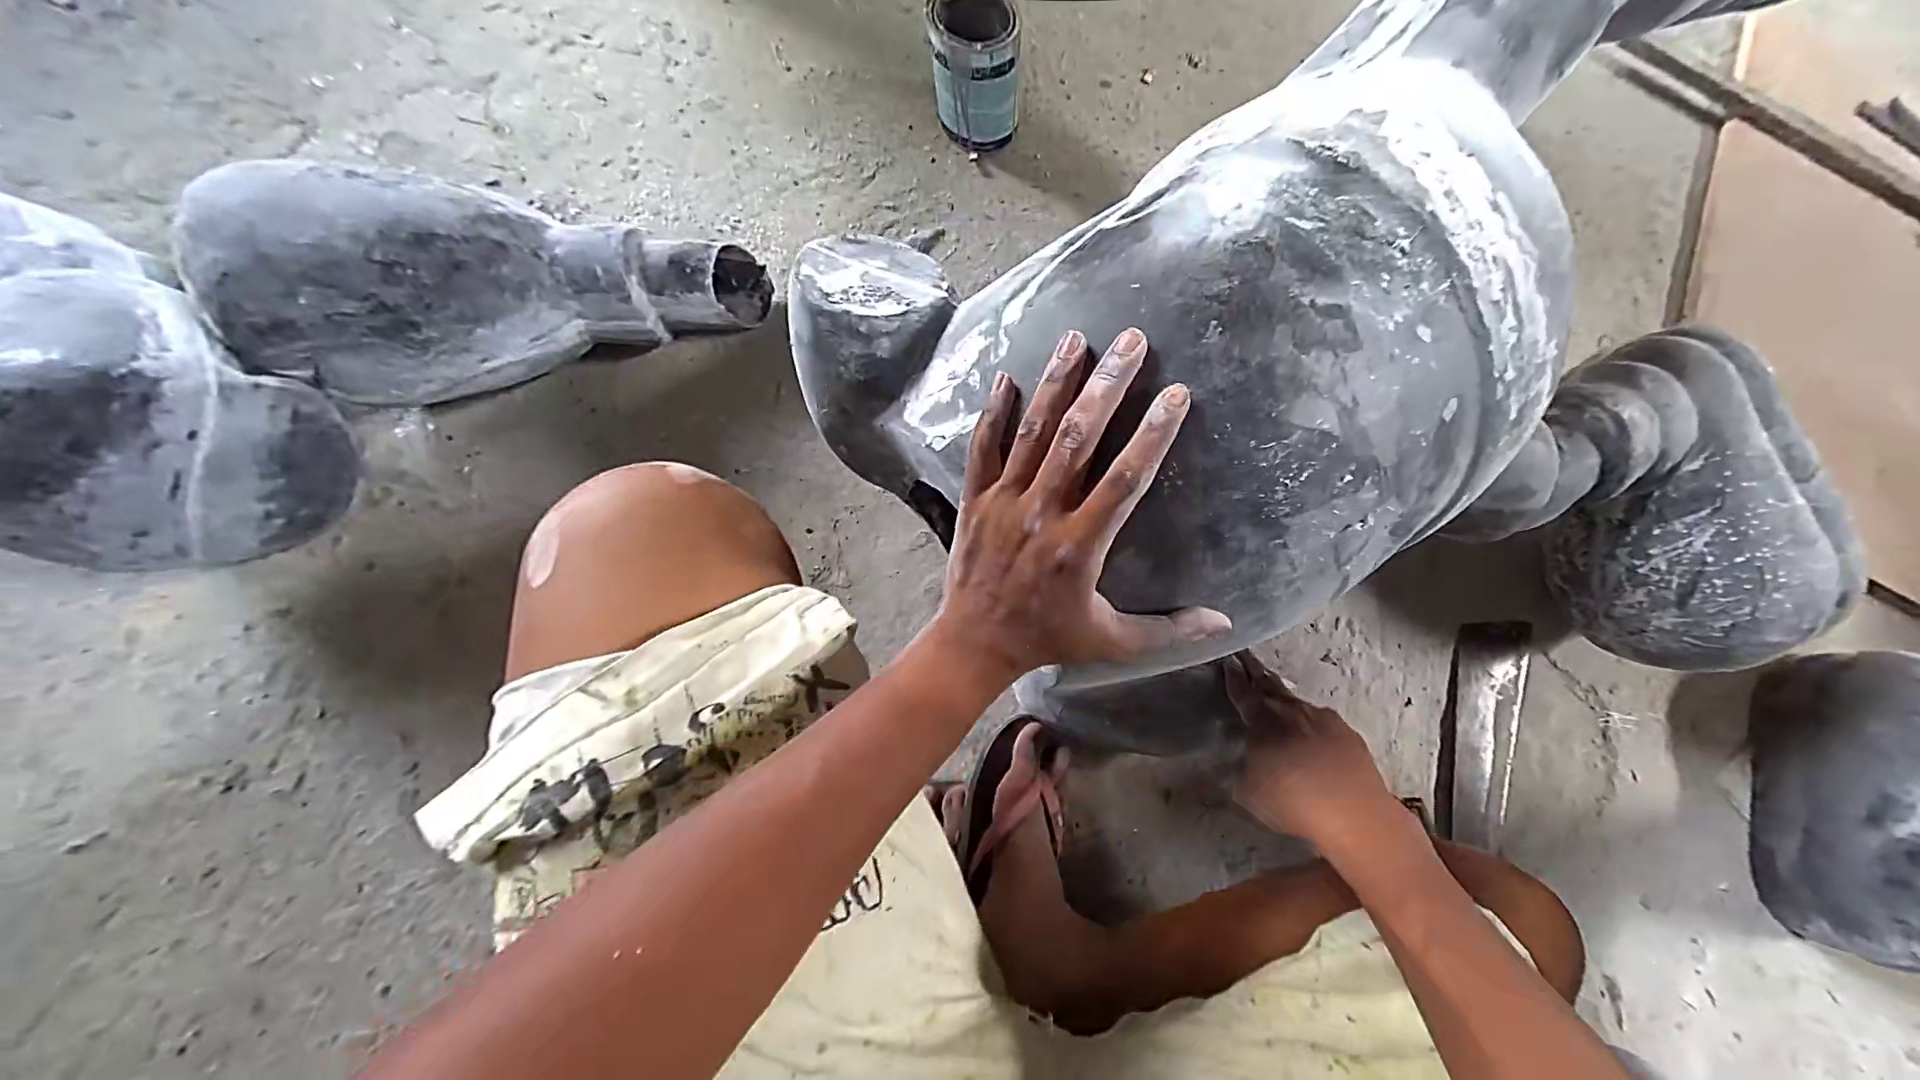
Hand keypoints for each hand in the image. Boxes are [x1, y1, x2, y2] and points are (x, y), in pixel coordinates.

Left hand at [926, 328, 1230, 683]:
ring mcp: (1003, 503)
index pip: (1125, 479)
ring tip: (1076, 339)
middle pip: (1078, 439)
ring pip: (1032, 433)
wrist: (974, 644)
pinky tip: (1007, 377)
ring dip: (1055, 383)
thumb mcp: (1112, 642)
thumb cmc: (1047, 640)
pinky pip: (982, 449)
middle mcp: (1041, 515)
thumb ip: (1168, 630)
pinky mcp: (975, 501)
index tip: (1176, 394)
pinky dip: (994, 413)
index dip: (1153, 434)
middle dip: (1107, 385)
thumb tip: (1225, 624)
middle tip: (1131, 341)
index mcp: (1080, 547)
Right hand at [1225, 651, 1399, 851]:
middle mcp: (1293, 712)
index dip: (1233, 677)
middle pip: (1271, 687)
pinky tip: (1309, 734)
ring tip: (1275, 700)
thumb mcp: (1246, 793)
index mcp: (1263, 720)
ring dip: (1283, 700)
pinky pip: (1322, 721)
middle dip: (1256, 676)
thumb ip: (1233, 771)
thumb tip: (1227, 765)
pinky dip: (1310, 722)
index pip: (1243, 692)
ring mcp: (1325, 720)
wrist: (1356, 817)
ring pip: (1297, 703)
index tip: (1228, 663)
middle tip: (1246, 664)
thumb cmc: (1292, 803)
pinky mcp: (1349, 735)